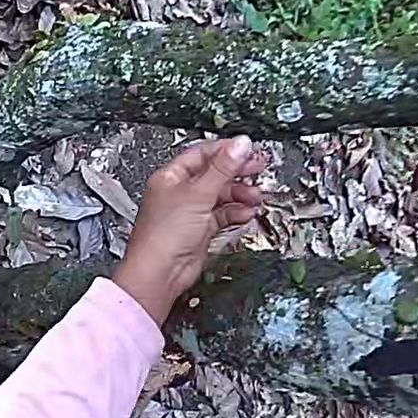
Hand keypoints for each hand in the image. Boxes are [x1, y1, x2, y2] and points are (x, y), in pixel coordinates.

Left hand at [111, 136, 266, 324]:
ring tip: (254, 196)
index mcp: (171, 176)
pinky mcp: (199, 230)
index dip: (225, 151)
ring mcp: (189, 212)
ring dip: (239, 194)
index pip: (202, 154)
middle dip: (236, 172)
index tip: (248, 150)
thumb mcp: (198, 193)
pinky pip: (221, 215)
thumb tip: (240, 144)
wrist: (160, 273)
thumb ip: (222, 168)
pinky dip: (235, 212)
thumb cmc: (164, 235)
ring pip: (220, 196)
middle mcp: (179, 192)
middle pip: (214, 174)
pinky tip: (246, 212)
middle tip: (257, 170)